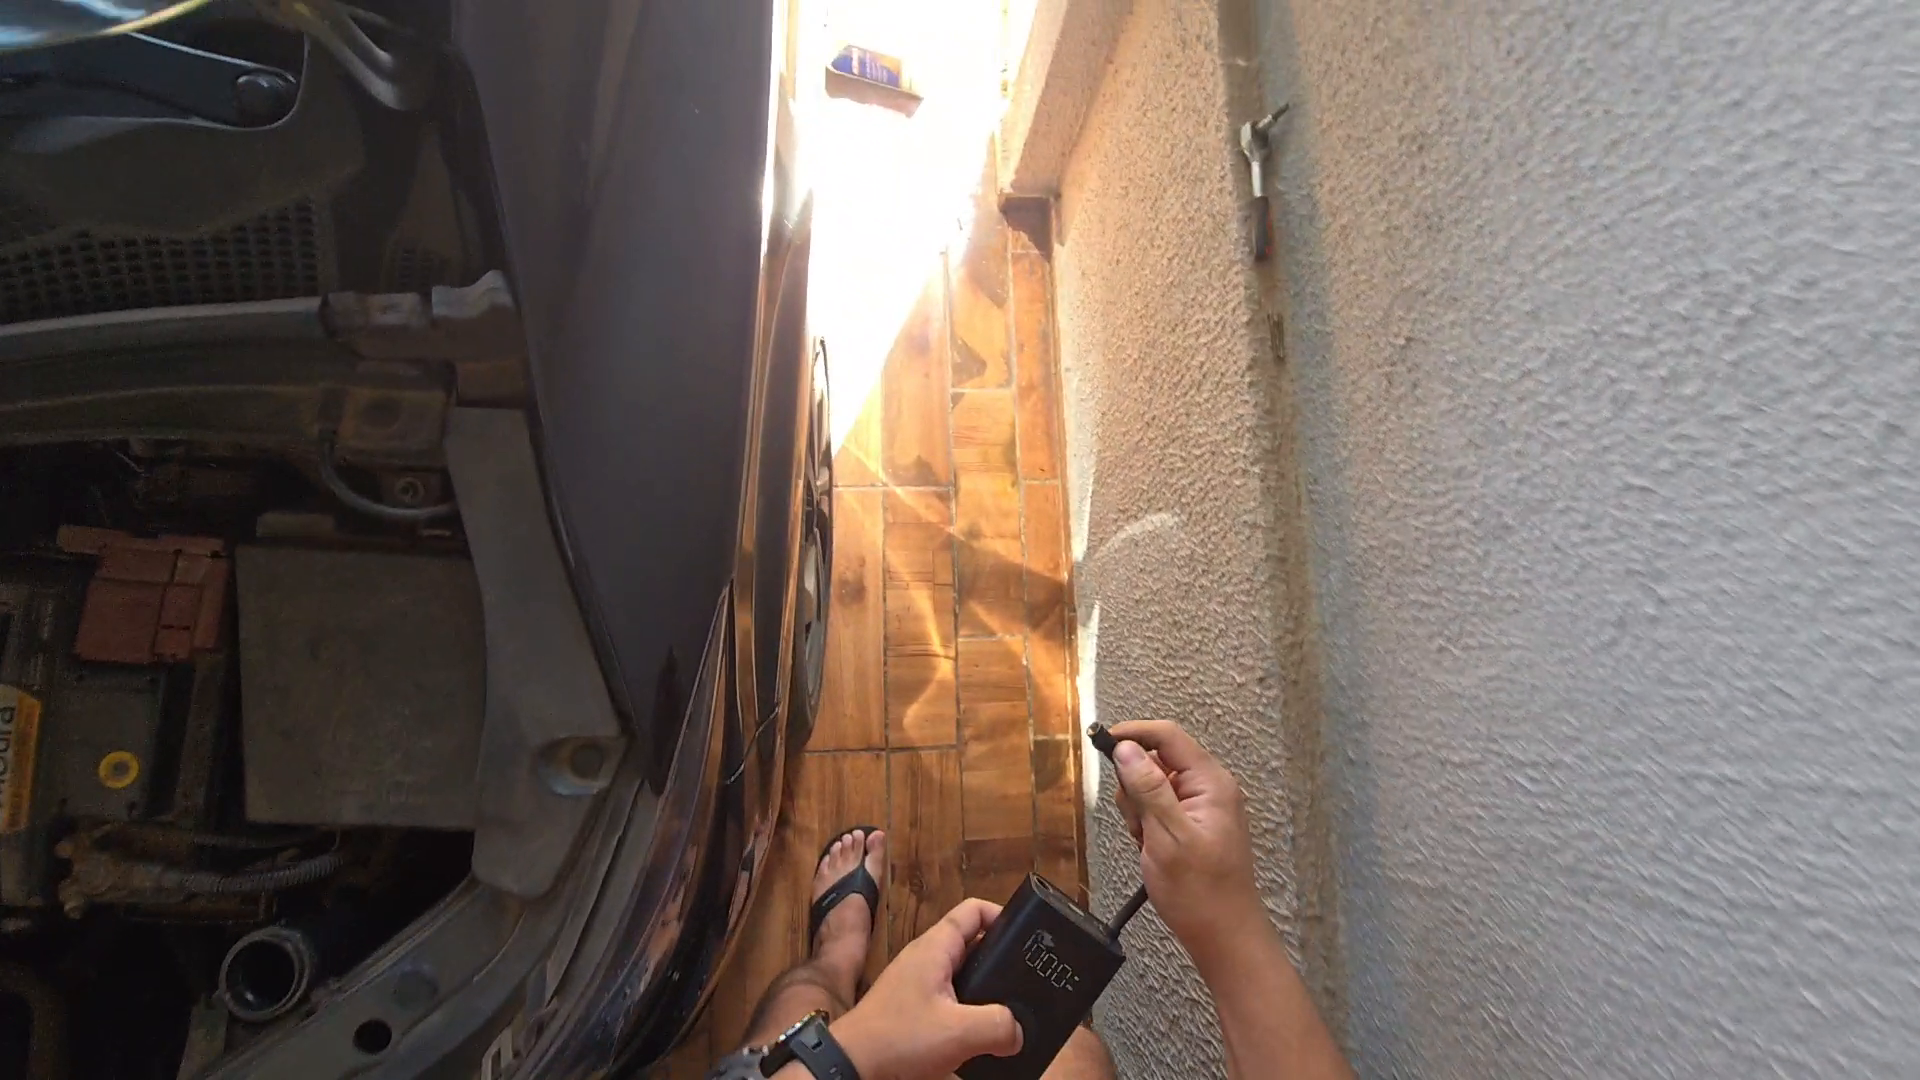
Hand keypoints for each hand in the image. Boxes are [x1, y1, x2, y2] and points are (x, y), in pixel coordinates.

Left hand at [826, 899, 1022, 1079]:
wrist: (851, 1066)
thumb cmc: (901, 1038)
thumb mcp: (957, 1032)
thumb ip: (997, 1026)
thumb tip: (1019, 1031)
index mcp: (936, 946)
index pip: (974, 910)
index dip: (1002, 915)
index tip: (1027, 939)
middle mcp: (926, 956)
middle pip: (971, 943)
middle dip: (999, 959)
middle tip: (1025, 982)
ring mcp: (916, 982)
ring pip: (961, 975)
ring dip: (984, 991)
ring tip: (1009, 1014)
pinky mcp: (910, 1008)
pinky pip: (948, 998)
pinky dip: (967, 1011)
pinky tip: (979, 1038)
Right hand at [1107, 720, 1264, 966]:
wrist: (1224, 939)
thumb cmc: (1199, 892)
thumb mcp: (1167, 836)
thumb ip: (1148, 788)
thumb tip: (1125, 747)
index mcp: (1210, 782)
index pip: (1167, 735)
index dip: (1133, 733)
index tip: (1101, 742)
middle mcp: (1209, 786)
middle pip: (1157, 758)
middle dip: (1135, 784)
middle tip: (1136, 821)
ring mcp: (1202, 805)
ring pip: (1153, 783)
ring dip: (1139, 807)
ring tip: (1146, 841)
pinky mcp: (1193, 823)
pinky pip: (1159, 805)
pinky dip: (1146, 821)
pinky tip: (1150, 847)